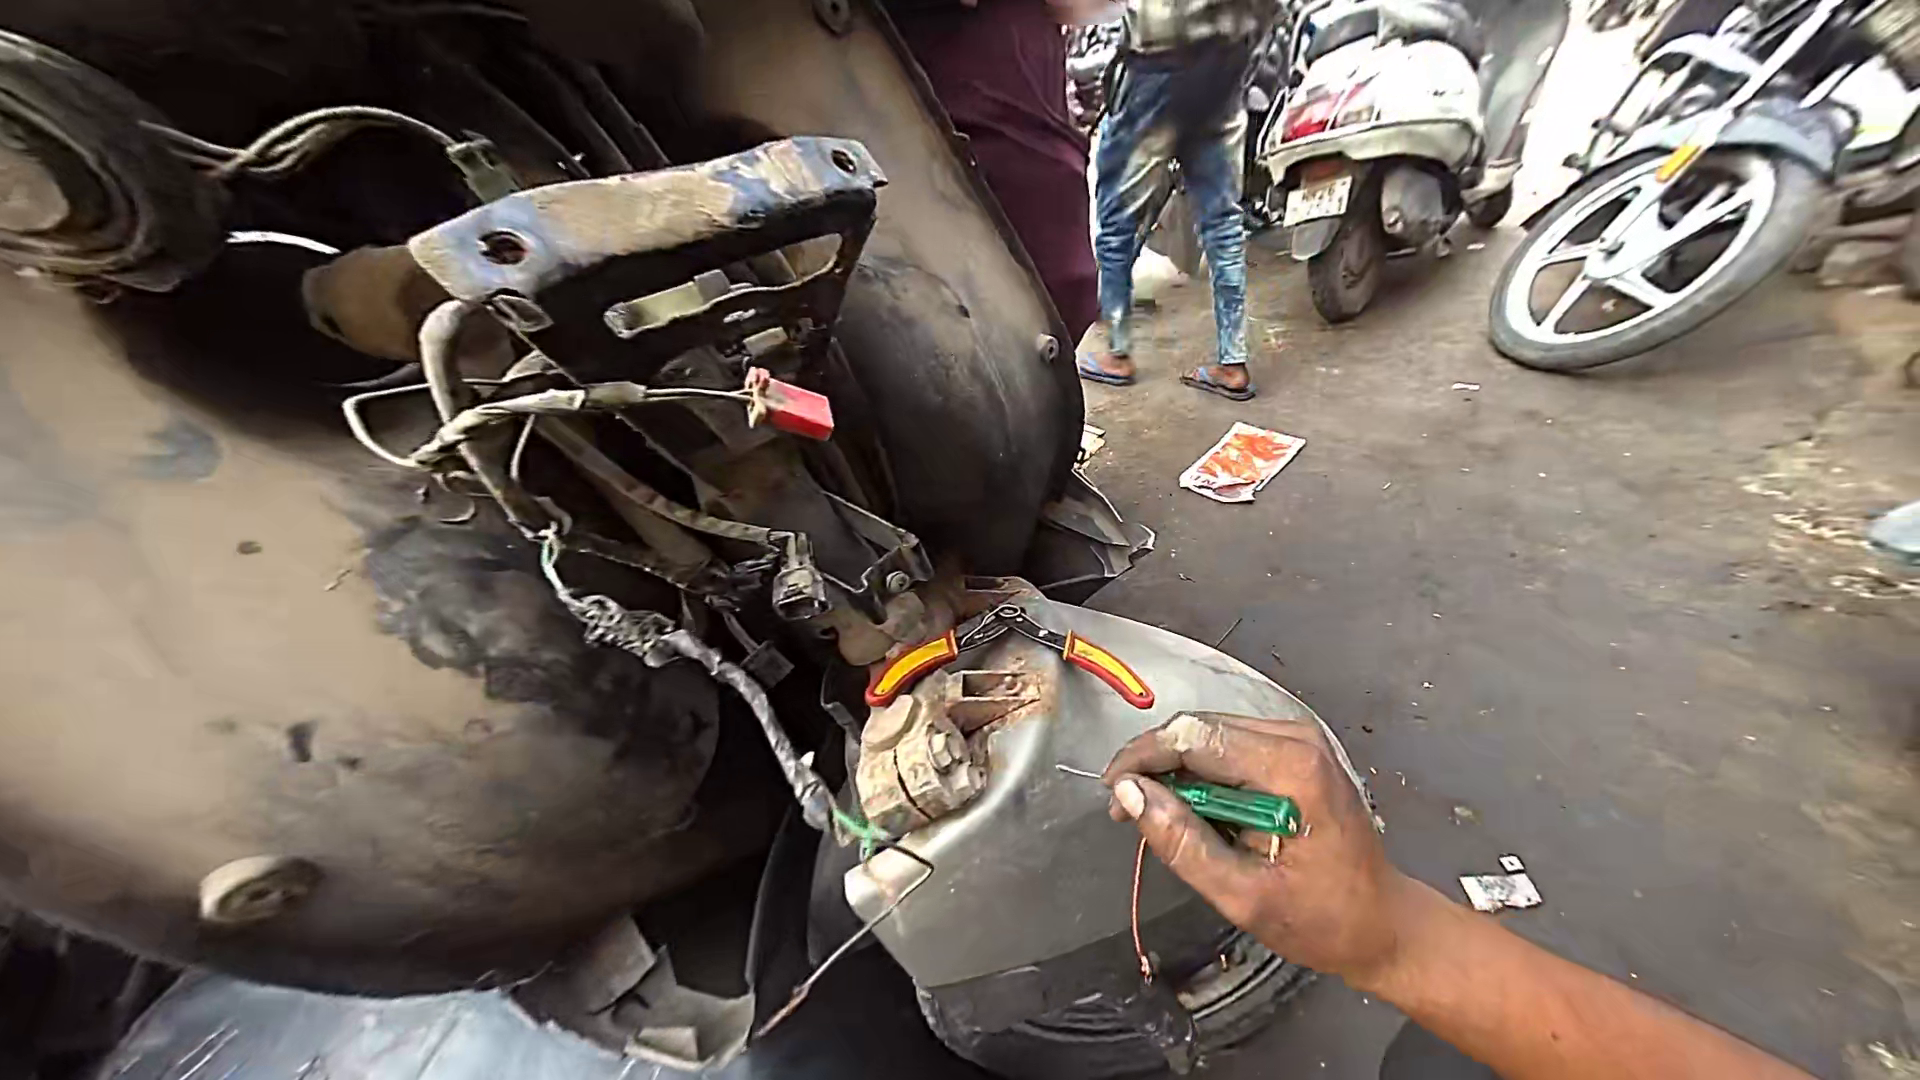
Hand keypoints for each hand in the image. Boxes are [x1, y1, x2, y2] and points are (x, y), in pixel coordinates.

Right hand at [1102, 712, 1416, 985]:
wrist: (1386, 923)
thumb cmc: (1325, 920)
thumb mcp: (1244, 896)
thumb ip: (1182, 843)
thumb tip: (1129, 795)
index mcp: (1292, 767)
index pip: (1193, 737)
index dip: (1143, 758)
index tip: (1113, 789)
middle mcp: (1294, 737)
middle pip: (1195, 728)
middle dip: (1151, 763)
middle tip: (1125, 804)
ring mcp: (1295, 737)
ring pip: (1203, 732)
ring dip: (1169, 766)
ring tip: (1149, 807)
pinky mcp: (1290, 746)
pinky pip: (1222, 742)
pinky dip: (1194, 769)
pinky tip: (1183, 801)